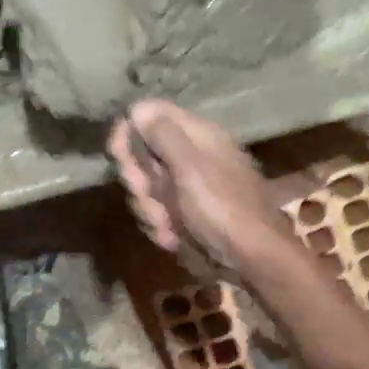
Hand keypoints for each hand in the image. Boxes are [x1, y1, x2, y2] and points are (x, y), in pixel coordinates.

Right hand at [108, 98, 290, 277]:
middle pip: (140, 154)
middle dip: (137, 178)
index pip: (150, 114)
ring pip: (142, 188)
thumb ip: (163, 135)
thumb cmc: (222, 208)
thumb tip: (138, 108)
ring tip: (167, 223)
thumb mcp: (190, 167)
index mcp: (196, 136)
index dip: (129, 129)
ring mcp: (183, 187)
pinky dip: (159, 226)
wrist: (250, 260)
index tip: (118, 151)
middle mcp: (188, 157)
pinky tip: (172, 237)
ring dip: (148, 208)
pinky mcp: (180, 214)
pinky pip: (153, 212)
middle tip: (148, 192)